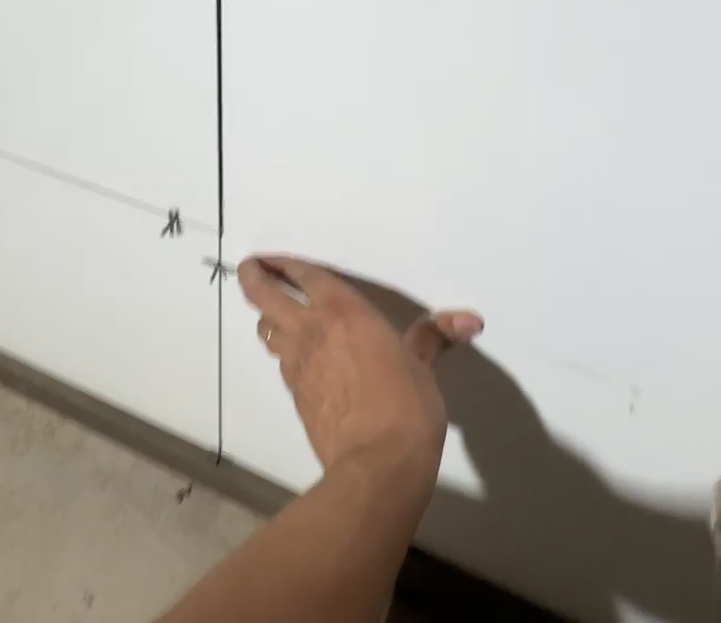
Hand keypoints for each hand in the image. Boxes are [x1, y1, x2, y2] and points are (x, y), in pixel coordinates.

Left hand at [238, 255, 483, 486]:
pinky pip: (280, 360)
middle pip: (262, 294)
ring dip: (266, 316)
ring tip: (274, 312)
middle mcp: (311, 329)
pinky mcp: (294, 393)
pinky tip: (296, 355)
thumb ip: (433, 337)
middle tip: (250, 268)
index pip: (305, 275)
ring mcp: (297, 362)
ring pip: (266, 328)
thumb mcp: (422, 366)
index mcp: (342, 311)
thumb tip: (469, 319)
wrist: (376, 465)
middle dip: (252, 277)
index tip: (272, 257)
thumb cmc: (405, 406)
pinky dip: (282, 350)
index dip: (285, 263)